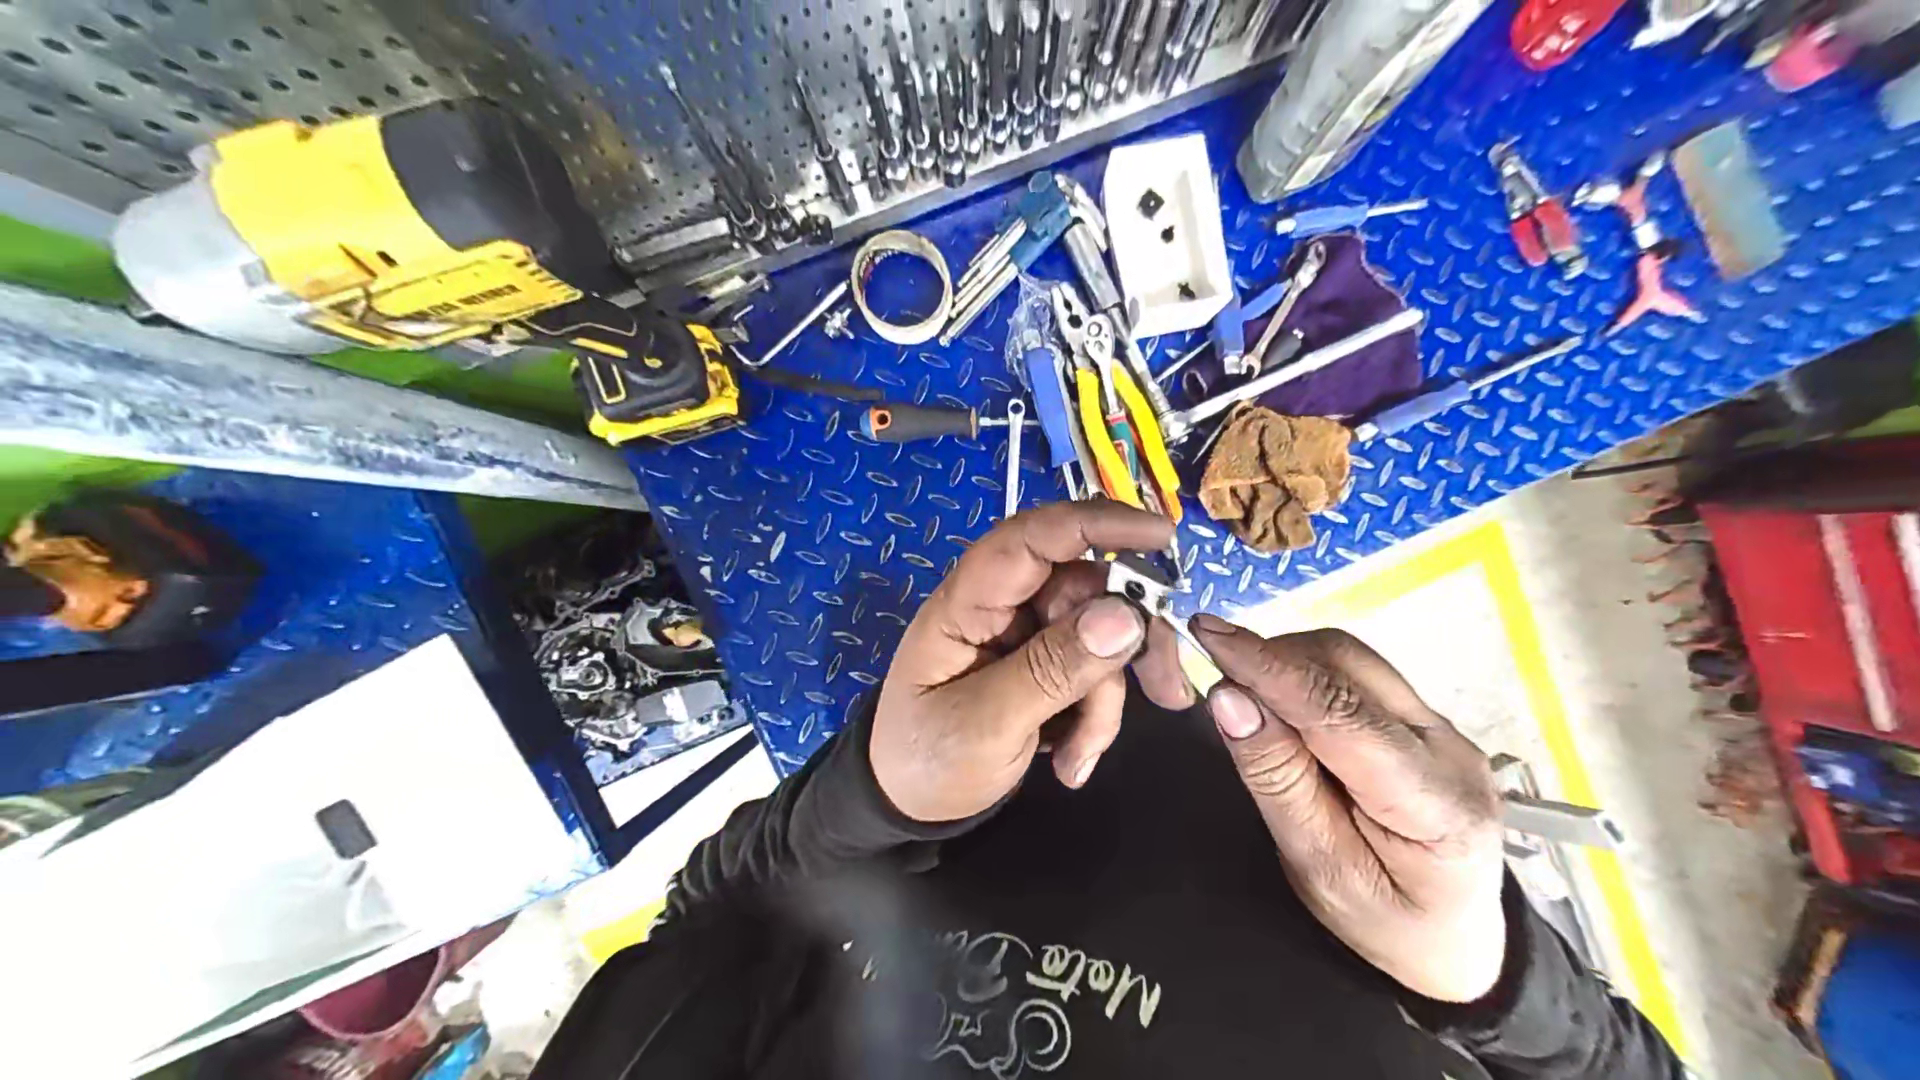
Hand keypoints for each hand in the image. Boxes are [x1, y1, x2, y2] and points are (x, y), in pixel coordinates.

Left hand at [870, 501, 1194, 822]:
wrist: (910, 806)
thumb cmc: (928, 759)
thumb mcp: (987, 724)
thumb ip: (1053, 669)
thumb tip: (1125, 616)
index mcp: (969, 601)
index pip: (1034, 537)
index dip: (1098, 525)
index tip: (1163, 536)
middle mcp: (1003, 606)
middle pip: (1087, 589)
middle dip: (1128, 642)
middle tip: (1166, 693)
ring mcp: (1027, 636)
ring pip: (1102, 635)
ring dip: (1107, 698)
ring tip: (1081, 756)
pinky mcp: (1045, 667)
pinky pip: (1095, 673)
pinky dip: (1096, 716)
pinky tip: (1071, 759)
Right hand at [1192, 617, 1506, 1002]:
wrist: (1452, 940)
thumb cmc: (1384, 920)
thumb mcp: (1320, 866)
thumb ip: (1276, 779)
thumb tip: (1227, 699)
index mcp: (1434, 801)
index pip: (1338, 711)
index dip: (1268, 667)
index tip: (1208, 635)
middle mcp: (1448, 747)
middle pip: (1348, 667)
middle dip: (1272, 658)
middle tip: (1216, 675)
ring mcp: (1438, 726)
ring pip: (1348, 658)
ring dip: (1284, 660)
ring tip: (1245, 693)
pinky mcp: (1418, 717)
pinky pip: (1350, 670)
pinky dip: (1300, 670)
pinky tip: (1278, 699)